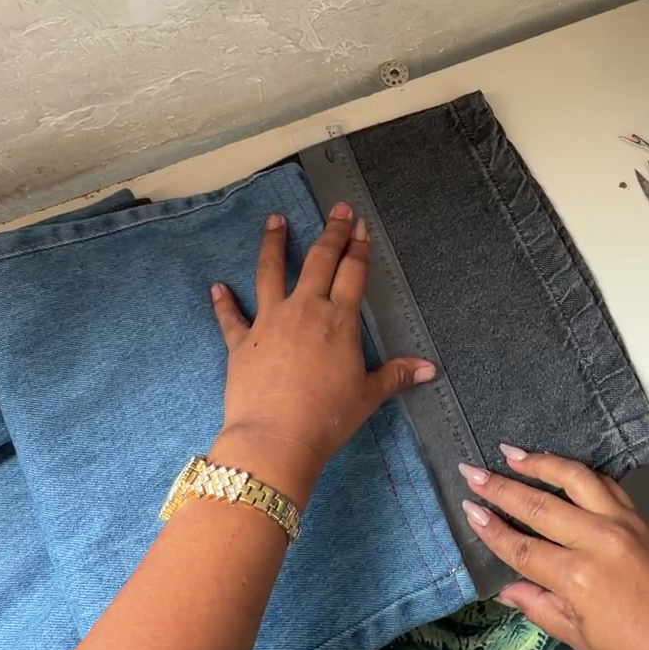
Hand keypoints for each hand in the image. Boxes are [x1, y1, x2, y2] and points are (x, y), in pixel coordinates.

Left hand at [209, 203, 434, 507]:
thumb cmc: (328, 418)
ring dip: (274, 243)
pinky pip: (231, 317)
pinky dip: (223, 301)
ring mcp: (270, 321)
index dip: (359, 246)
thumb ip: (396, 375)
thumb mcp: (368, 396)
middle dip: (331, 232)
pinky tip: (217, 286)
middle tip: (338, 209)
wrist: (275, 440)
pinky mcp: (241, 341)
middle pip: (319, 260)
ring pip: (271, 271)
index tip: (360, 224)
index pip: (353, 271)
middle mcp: (305, 309)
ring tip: (275, 220)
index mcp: (339, 319)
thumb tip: (431, 368)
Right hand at [458, 448, 648, 649]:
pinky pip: (603, 481)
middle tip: (473, 470)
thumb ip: (541, 606)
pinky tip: (560, 464)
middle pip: (539, 505)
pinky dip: (578, 470)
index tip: (471, 510)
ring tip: (512, 452)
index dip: (493, 528)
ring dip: (539, 461)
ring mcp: (622, 522)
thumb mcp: (583, 641)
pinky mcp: (640, 516)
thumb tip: (507, 588)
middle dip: (500, 487)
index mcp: (580, 578)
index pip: (523, 548)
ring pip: (572, 476)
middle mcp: (599, 541)